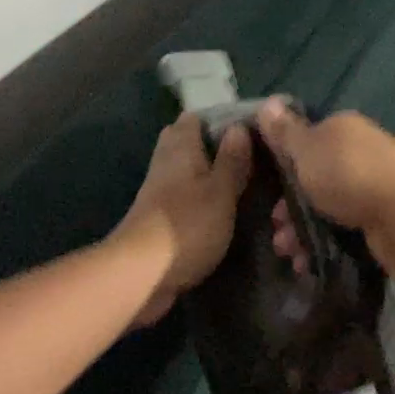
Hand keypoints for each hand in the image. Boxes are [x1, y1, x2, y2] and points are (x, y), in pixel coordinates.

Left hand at [112, 114, 251, 323]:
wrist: (141, 274)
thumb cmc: (187, 227)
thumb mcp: (220, 192)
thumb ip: (232, 161)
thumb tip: (239, 126)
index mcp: (180, 150)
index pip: (196, 118)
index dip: (222, 119)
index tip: (253, 129)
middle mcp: (166, 165)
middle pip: (187, 143)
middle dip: (215, 145)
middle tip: (250, 158)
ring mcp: (159, 193)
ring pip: (186, 170)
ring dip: (209, 172)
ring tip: (244, 182)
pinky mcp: (161, 219)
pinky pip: (184, 196)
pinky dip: (202, 196)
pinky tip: (223, 208)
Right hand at [255, 99, 394, 253]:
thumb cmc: (349, 175)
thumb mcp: (307, 149)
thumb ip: (286, 133)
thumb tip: (269, 104)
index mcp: (344, 128)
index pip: (306, 141)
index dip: (283, 166)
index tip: (267, 191)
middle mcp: (362, 152)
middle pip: (316, 179)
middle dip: (290, 207)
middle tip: (277, 230)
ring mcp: (376, 186)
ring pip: (328, 207)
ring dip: (302, 230)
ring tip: (289, 253)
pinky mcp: (385, 217)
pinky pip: (345, 229)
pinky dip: (324, 243)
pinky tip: (308, 261)